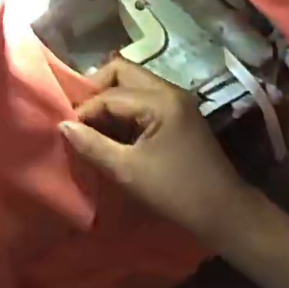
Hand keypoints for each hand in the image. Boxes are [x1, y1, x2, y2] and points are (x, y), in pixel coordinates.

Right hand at [59, 59, 256, 244]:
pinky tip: (112, 130)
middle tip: (77, 116)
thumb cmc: (176, 193)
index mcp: (160, 100)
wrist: (225, 215)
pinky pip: (143, 96)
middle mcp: (168, 89)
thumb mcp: (128, 171)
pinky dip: (124, 107)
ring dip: (109, 98)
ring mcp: (176, 99)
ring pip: (132, 82)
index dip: (84, 110)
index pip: (109, 94)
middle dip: (95, 90)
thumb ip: (93, 146)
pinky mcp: (178, 112)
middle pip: (121, 72)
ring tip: (91, 124)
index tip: (66, 129)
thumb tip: (62, 126)